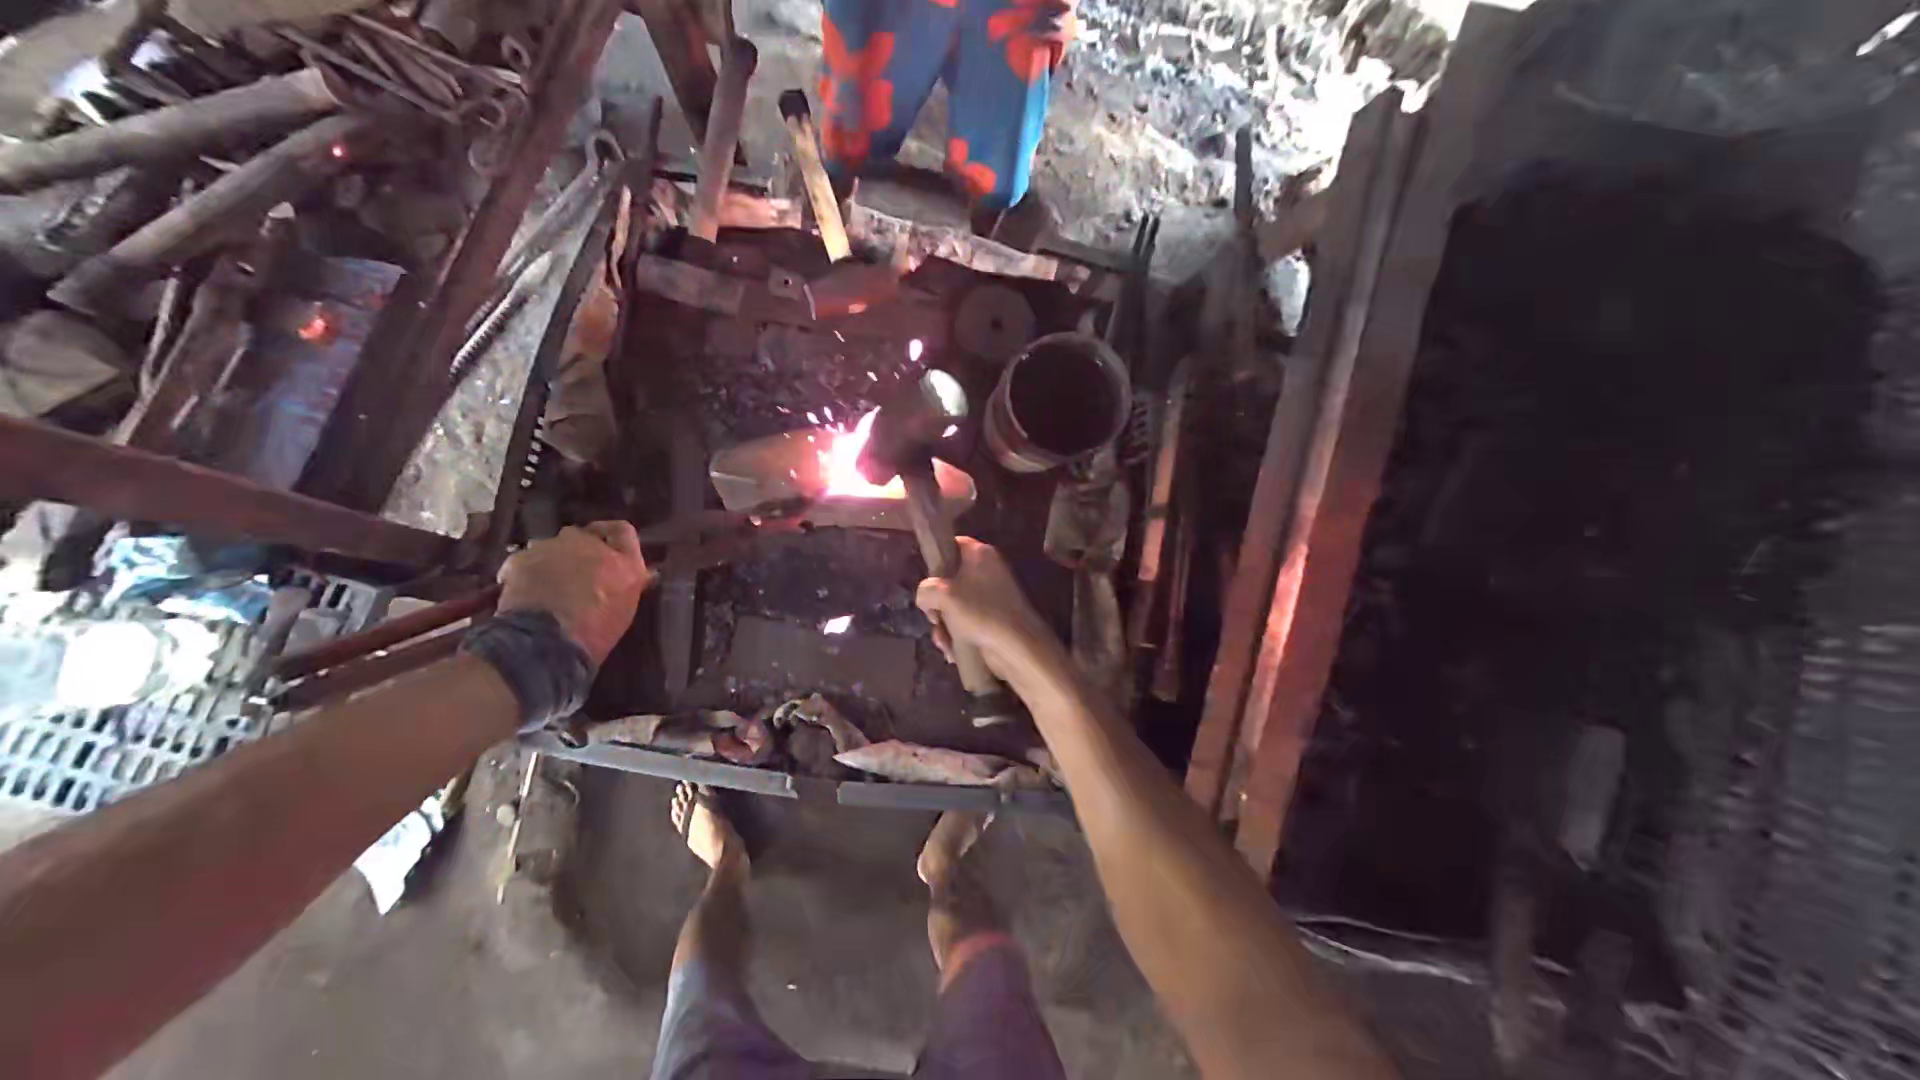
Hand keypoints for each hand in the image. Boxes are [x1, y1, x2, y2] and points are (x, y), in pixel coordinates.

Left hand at [497, 522, 652, 666]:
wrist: (544, 642)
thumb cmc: (594, 632)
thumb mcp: (624, 608)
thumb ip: (628, 583)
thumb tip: (637, 574)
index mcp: (622, 560)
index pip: (624, 532)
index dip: (614, 536)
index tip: (607, 546)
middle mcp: (589, 544)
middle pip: (584, 536)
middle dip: (580, 550)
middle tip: (577, 573)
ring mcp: (552, 548)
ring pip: (553, 547)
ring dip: (553, 560)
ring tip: (548, 585)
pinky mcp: (521, 557)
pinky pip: (526, 559)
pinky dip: (528, 571)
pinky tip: (526, 592)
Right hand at [915, 537, 1057, 681]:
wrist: (1018, 647)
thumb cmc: (981, 613)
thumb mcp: (943, 596)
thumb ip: (925, 590)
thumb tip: (926, 598)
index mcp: (980, 555)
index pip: (953, 544)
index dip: (936, 559)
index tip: (926, 580)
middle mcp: (988, 571)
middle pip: (950, 579)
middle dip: (937, 604)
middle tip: (934, 618)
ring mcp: (993, 596)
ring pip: (956, 605)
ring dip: (945, 625)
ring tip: (945, 643)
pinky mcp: (994, 618)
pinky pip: (967, 622)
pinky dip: (958, 636)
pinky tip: (953, 652)